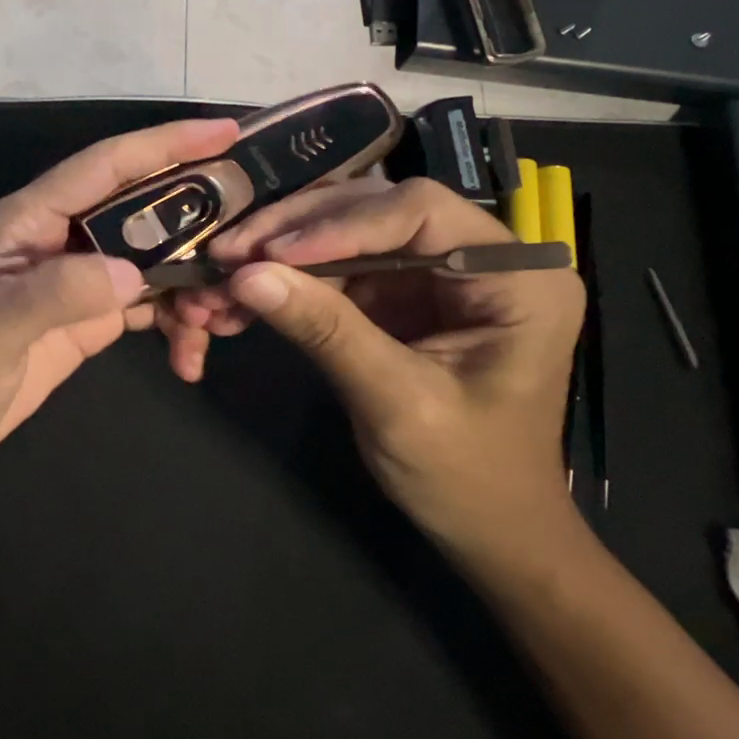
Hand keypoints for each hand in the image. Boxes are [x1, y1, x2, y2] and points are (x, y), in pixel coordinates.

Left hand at [0, 118, 241, 487]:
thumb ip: (54, 294)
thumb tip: (131, 273)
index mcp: (32, 220)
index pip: (105, 166)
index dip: (163, 145)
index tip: (226, 133)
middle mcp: (62, 236)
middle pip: (144, 207)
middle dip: (201, 223)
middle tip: (253, 244)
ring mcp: (82, 275)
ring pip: (157, 258)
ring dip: (196, 283)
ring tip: (221, 321)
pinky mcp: (94, 313)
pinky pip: (152, 302)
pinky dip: (178, 321)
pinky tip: (191, 355)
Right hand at [191, 177, 586, 556]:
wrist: (487, 528)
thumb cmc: (467, 475)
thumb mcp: (396, 403)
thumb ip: (327, 332)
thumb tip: (246, 276)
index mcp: (516, 277)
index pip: (419, 212)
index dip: (339, 224)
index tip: (269, 253)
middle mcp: (478, 258)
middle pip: (375, 210)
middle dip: (297, 230)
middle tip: (228, 250)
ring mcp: (434, 274)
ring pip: (344, 232)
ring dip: (280, 251)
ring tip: (221, 271)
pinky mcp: (398, 295)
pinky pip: (333, 268)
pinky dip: (285, 279)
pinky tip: (242, 296)